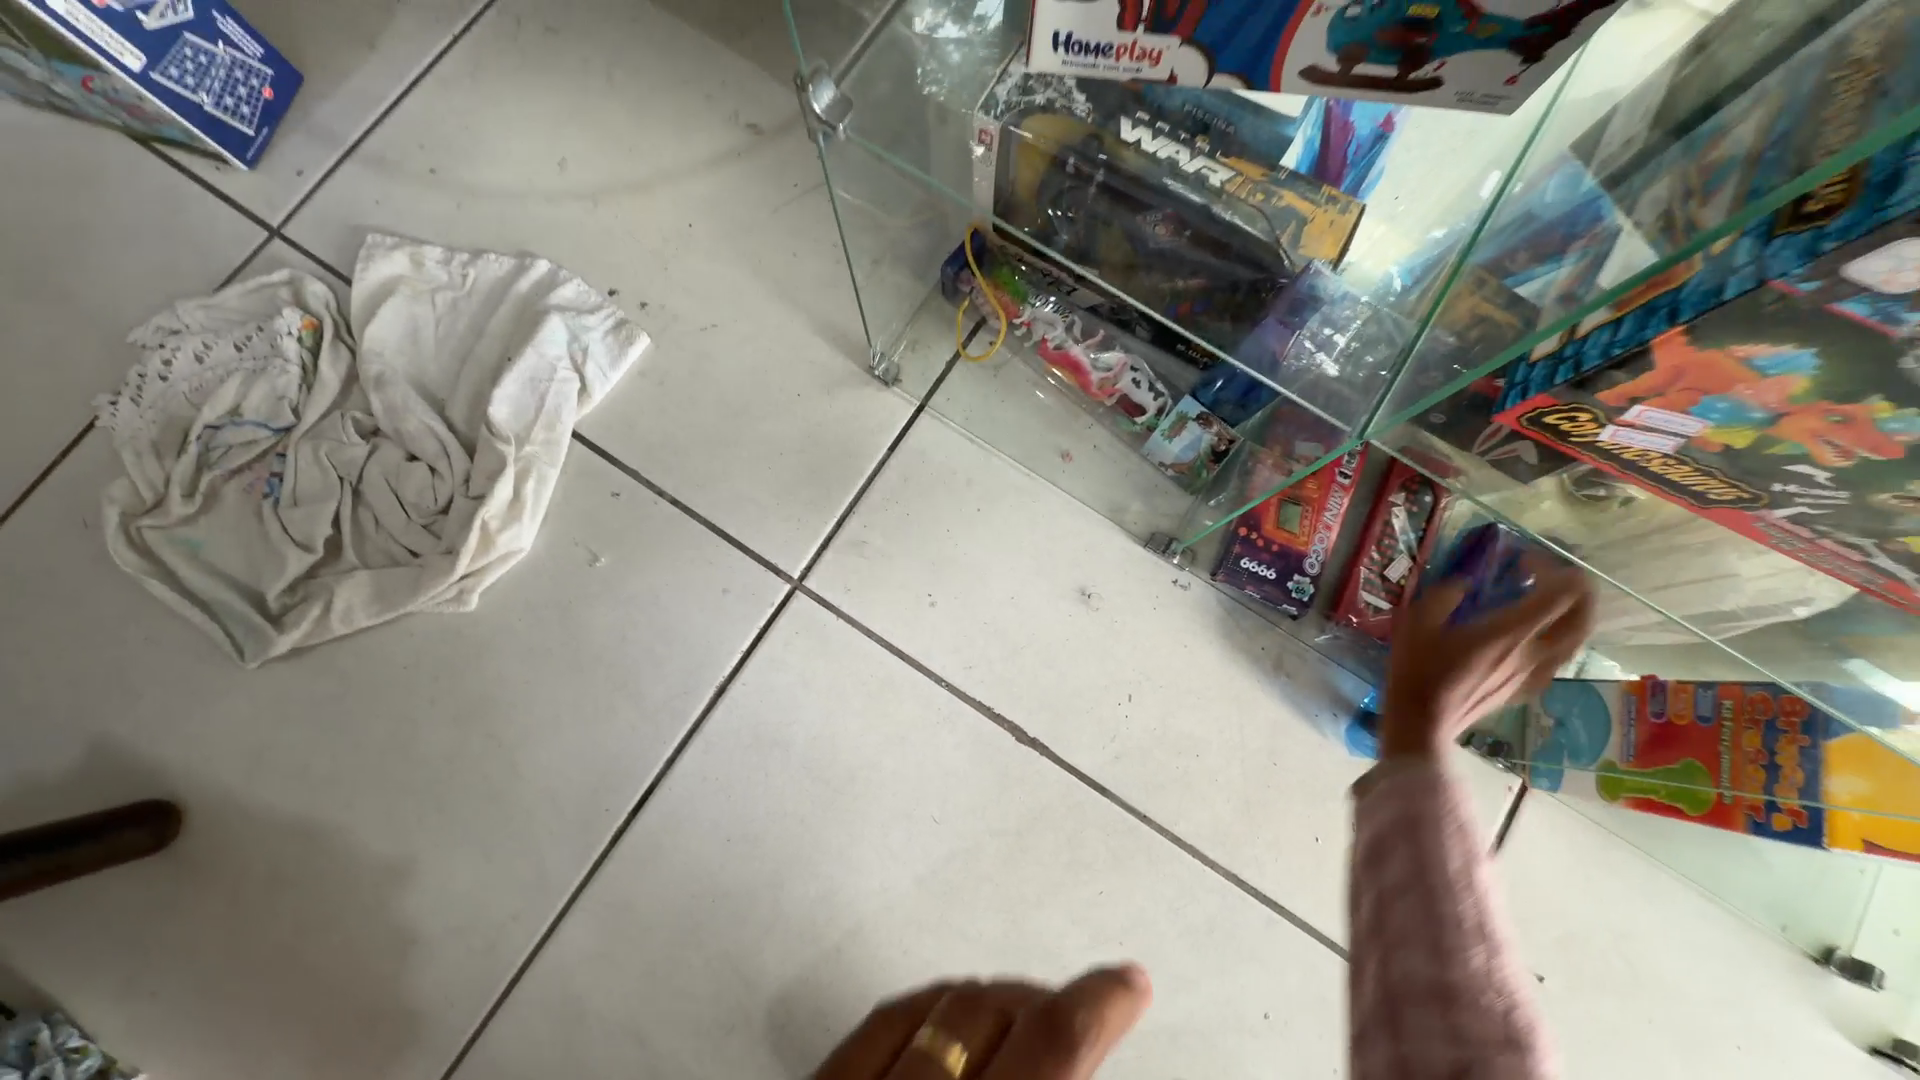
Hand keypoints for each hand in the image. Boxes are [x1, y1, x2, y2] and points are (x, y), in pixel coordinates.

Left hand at [814, 964, 1151, 1079]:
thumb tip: (1077, 1048)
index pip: (1051, 1047)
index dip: (1098, 1003)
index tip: (1129, 981)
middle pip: (987, 1011)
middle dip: (1039, 999)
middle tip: (1076, 1009)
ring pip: (933, 1005)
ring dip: (986, 998)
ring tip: (1018, 1008)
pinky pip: (879, 1022)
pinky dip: (925, 1006)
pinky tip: (945, 1011)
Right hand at [1380, 562, 1595, 759]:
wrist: (1422, 721)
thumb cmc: (1417, 670)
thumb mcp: (1417, 622)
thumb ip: (1445, 595)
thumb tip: (1465, 584)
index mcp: (1510, 632)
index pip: (1559, 593)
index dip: (1551, 568)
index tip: (1522, 559)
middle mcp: (1533, 652)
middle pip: (1583, 616)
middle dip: (1578, 589)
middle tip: (1553, 574)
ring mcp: (1534, 673)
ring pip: (1576, 639)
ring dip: (1571, 613)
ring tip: (1546, 601)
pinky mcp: (1526, 689)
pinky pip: (1557, 658)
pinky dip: (1555, 638)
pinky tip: (1531, 636)